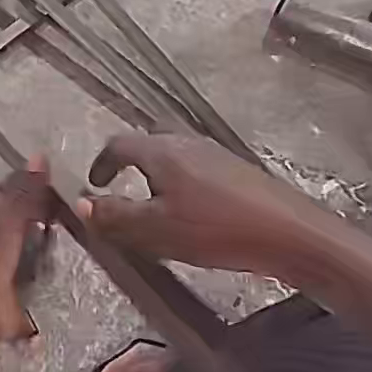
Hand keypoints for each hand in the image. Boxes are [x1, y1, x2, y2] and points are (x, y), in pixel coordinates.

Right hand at [76, 134, 344, 282]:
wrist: (288, 232)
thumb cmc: (213, 229)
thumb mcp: (155, 230)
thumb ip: (115, 217)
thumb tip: (82, 203)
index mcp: (161, 150)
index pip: (119, 144)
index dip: (102, 163)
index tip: (94, 184)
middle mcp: (186, 141)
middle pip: (150, 139)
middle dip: (130, 160)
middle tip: (122, 186)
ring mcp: (215, 152)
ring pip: (175, 152)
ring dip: (157, 171)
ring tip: (154, 203)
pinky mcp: (237, 169)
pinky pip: (196, 165)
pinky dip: (181, 180)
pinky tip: (192, 209)